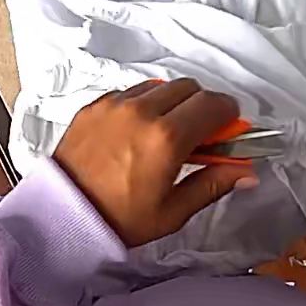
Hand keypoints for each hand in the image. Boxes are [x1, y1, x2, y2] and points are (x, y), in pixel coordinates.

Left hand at [54, 79, 260, 247]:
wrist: (60, 217)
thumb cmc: (117, 219)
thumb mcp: (173, 211)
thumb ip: (213, 184)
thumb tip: (246, 172)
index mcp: (167, 138)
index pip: (214, 104)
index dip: (229, 114)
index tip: (229, 128)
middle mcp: (142, 112)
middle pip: (190, 87)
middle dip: (202, 106)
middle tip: (200, 134)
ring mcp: (115, 105)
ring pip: (161, 86)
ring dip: (173, 102)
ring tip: (167, 132)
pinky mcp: (95, 105)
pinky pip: (131, 92)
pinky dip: (144, 104)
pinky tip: (139, 130)